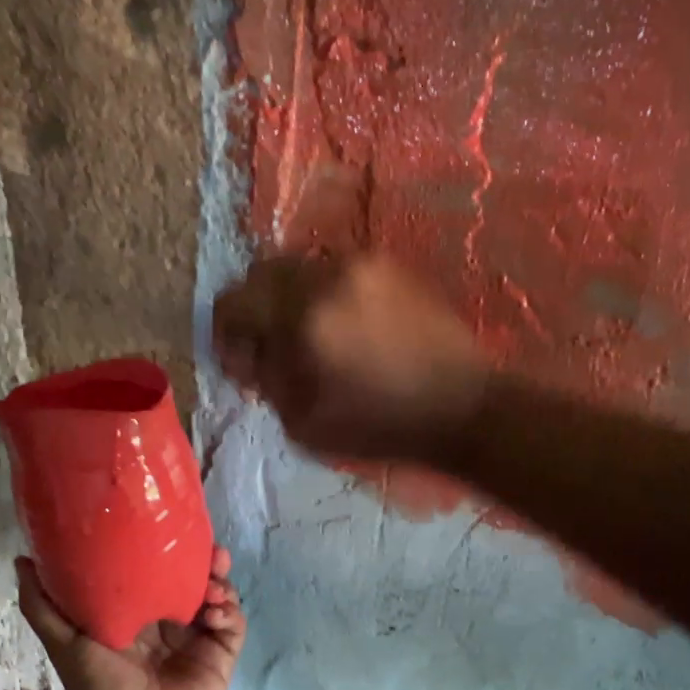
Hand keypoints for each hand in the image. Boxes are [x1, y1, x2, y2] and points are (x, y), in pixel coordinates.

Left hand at [16, 547, 245, 689]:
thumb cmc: (97, 683)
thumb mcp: (61, 637)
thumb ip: (41, 602)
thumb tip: (21, 558)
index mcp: (141, 614)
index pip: (162, 571)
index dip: (171, 550)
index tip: (175, 531)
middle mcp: (173, 621)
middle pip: (196, 578)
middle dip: (205, 560)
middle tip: (211, 551)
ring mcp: (199, 638)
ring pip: (220, 596)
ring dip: (221, 582)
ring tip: (214, 583)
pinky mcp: (220, 656)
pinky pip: (234, 624)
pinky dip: (230, 612)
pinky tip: (214, 613)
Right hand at [213, 253, 488, 461]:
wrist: (463, 406)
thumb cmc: (380, 425)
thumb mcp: (303, 421)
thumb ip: (265, 378)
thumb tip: (248, 352)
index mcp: (303, 318)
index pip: (233, 301)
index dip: (226, 334)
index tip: (243, 362)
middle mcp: (328, 276)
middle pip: (262, 273)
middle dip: (256, 309)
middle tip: (270, 347)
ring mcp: (363, 264)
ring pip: (300, 267)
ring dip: (291, 298)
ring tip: (312, 339)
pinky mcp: (389, 265)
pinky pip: (336, 270)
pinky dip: (326, 293)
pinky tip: (345, 328)